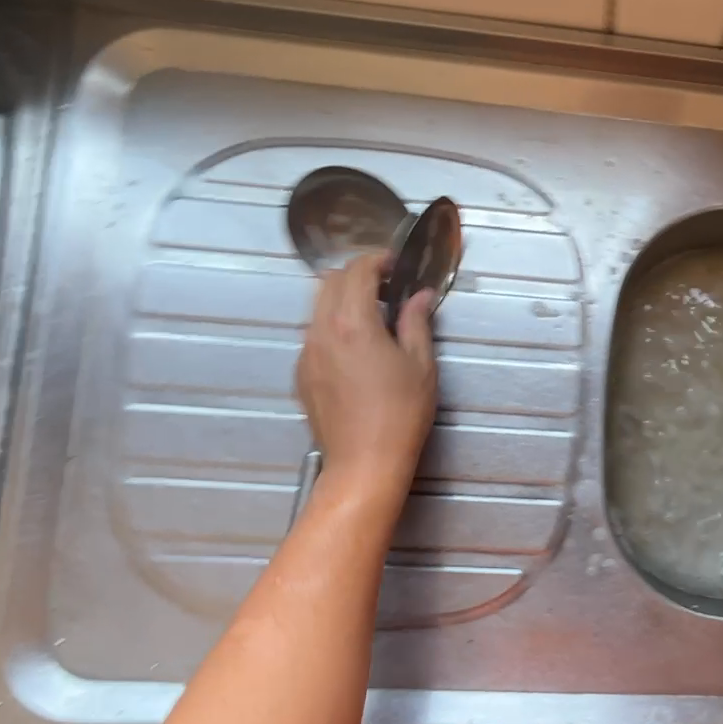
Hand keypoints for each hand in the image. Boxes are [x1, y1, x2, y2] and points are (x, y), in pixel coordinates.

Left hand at [296, 253, 437, 506]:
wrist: (364, 462)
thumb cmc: (401, 414)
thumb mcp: (421, 366)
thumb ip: (417, 322)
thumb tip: (420, 296)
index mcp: (353, 322)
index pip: (357, 271)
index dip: (378, 261)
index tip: (397, 267)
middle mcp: (321, 330)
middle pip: (330, 281)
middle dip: (358, 275)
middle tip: (387, 289)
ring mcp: (306, 353)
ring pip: (317, 307)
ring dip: (343, 300)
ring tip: (373, 319)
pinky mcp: (301, 374)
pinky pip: (314, 335)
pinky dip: (333, 326)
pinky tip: (357, 351)